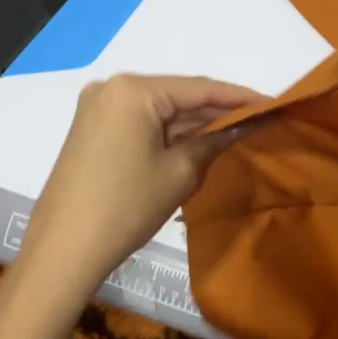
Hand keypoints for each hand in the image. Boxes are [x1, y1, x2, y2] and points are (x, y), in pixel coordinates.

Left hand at [14, 75, 261, 305]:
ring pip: (160, 110)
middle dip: (217, 109)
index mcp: (133, 90)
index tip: (273, 104)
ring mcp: (97, 110)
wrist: (63, 250)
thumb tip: (244, 126)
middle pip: (178, 95)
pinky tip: (198, 141)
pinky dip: (169, 132)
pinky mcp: (92, 131)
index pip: (200, 88)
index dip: (240, 97)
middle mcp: (111, 89)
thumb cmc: (127, 206)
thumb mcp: (180, 172)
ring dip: (194, 122)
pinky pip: (141, 122)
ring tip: (235, 131)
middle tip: (257, 119)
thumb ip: (215, 140)